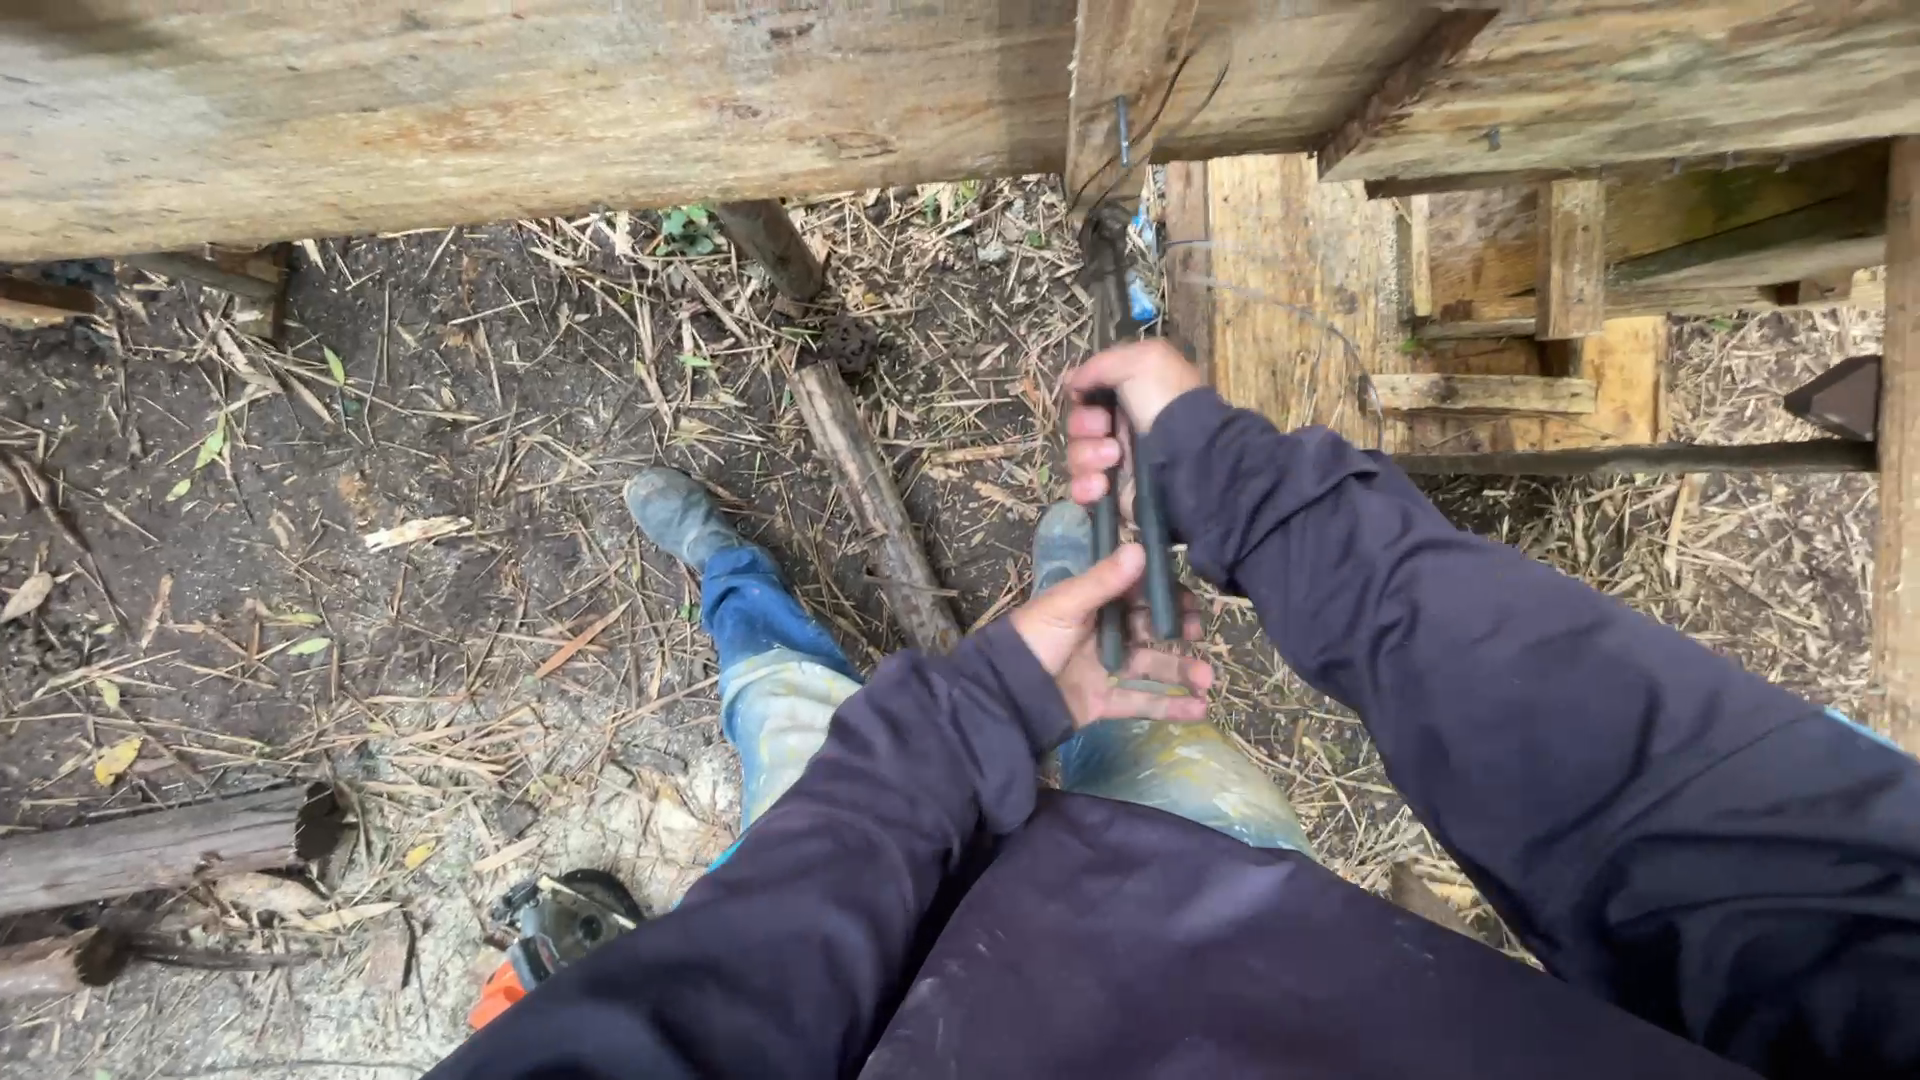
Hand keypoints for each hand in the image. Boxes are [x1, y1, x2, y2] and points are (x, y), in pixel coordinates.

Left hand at [1009, 542, 1211, 728]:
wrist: (1005, 694)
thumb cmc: (1032, 639)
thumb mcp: (1065, 605)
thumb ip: (1103, 581)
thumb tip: (1140, 548)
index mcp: (1091, 602)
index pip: (1136, 592)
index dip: (1164, 594)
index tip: (1189, 598)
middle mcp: (1101, 631)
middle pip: (1149, 627)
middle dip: (1178, 630)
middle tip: (1196, 634)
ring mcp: (1103, 666)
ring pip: (1151, 665)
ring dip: (1182, 671)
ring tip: (1208, 681)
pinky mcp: (1102, 699)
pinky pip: (1140, 700)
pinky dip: (1169, 705)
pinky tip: (1198, 709)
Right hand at [1064, 339, 1204, 505]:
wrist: (1187, 458)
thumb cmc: (1167, 404)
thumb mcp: (1144, 361)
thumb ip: (1102, 364)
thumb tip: (1071, 382)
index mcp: (1127, 398)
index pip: (1085, 397)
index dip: (1080, 397)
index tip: (1084, 397)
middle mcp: (1119, 429)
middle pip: (1076, 427)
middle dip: (1084, 426)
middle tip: (1106, 429)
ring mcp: (1114, 463)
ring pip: (1075, 458)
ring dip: (1089, 455)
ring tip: (1115, 457)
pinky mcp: (1111, 492)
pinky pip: (1080, 488)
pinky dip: (1086, 486)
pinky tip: (1103, 483)